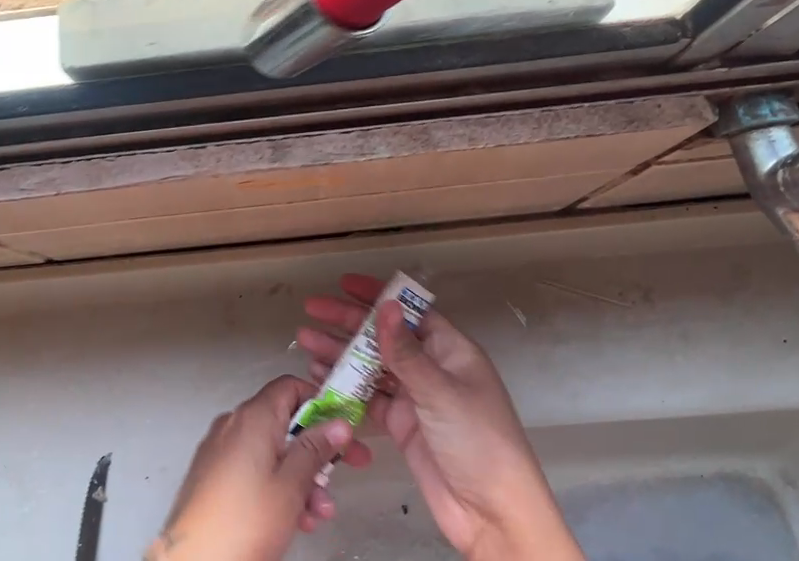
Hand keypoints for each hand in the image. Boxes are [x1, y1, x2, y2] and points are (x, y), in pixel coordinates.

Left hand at [148, 375, 372, 560]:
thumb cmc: (244, 521)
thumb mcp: (291, 485)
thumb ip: (316, 450)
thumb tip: (337, 424)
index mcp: (253, 417)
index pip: (290, 387)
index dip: (320, 402)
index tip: (343, 423)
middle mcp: (233, 425)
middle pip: (285, 423)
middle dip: (318, 450)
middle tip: (349, 466)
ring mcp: (221, 450)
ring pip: (272, 452)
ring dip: (301, 477)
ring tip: (318, 512)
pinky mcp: (214, 476)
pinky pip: (254, 470)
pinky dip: (277, 486)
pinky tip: (295, 518)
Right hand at [299, 275, 584, 560]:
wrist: (492, 513)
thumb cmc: (479, 442)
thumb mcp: (441, 393)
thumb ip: (406, 352)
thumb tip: (385, 306)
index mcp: (450, 351)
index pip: (410, 311)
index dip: (378, 296)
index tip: (344, 284)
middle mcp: (431, 368)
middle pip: (385, 336)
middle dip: (348, 322)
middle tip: (312, 311)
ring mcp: (416, 398)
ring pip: (372, 366)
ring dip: (341, 354)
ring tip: (306, 342)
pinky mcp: (403, 426)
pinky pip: (369, 398)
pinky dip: (346, 387)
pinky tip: (322, 378)